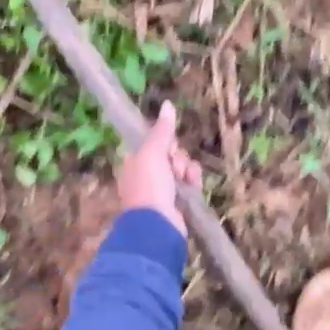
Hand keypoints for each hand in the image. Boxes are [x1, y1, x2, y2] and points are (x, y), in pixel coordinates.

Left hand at [116, 101, 199, 233]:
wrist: (157, 225)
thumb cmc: (149, 185)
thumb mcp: (153, 152)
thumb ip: (162, 129)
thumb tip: (167, 104)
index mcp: (135, 162)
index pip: (155, 143)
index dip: (165, 143)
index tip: (168, 147)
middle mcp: (147, 175)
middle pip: (170, 154)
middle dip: (178, 157)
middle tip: (175, 167)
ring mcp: (162, 190)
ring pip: (182, 168)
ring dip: (187, 169)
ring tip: (186, 178)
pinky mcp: (177, 202)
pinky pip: (189, 183)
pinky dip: (193, 182)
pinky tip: (194, 184)